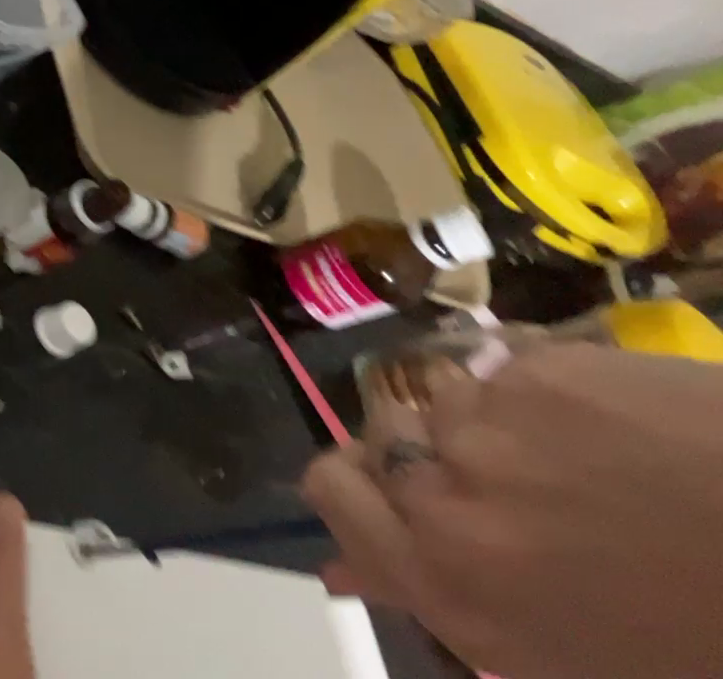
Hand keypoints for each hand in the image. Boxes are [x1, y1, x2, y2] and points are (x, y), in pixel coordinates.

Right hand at [303, 342, 722, 678]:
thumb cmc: (701, 629)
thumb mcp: (561, 651)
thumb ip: (442, 598)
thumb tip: (340, 569)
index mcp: (449, 579)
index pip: (332, 490)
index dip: (351, 484)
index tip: (389, 489)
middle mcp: (442, 498)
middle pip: (380, 436)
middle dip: (428, 452)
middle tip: (510, 474)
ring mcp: (485, 427)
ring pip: (444, 400)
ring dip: (491, 421)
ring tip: (590, 453)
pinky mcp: (539, 371)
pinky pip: (504, 368)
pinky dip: (545, 390)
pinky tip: (619, 421)